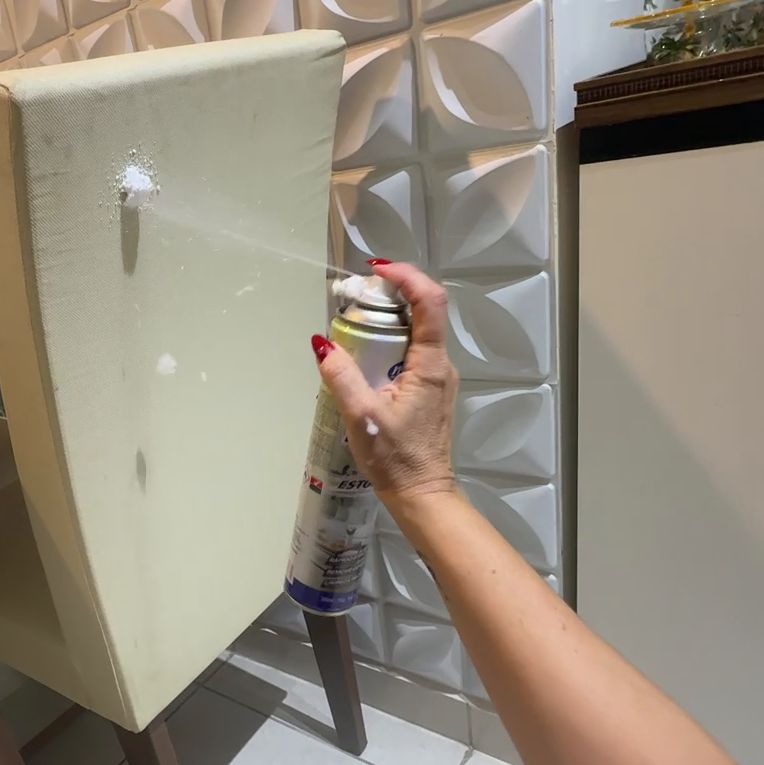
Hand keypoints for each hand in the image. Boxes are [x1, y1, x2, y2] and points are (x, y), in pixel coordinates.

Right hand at [313, 261, 458, 514]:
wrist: (422, 494)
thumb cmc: (396, 458)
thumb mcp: (362, 416)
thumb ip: (341, 376)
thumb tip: (321, 344)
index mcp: (431, 365)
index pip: (430, 302)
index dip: (407, 276)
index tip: (377, 270)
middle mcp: (441, 366)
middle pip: (423, 312)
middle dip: (389, 296)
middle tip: (354, 298)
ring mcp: (438, 379)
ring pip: (416, 333)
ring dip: (387, 320)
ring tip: (353, 324)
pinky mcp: (430, 392)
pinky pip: (411, 354)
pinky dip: (389, 343)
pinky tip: (364, 357)